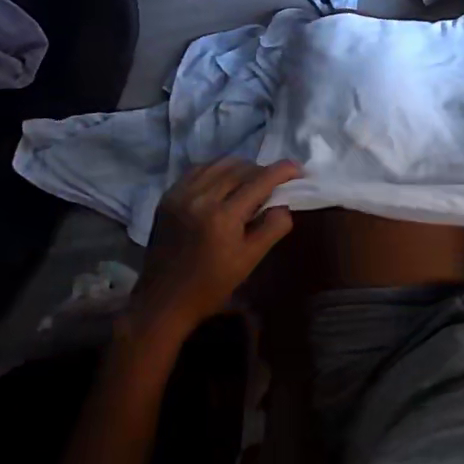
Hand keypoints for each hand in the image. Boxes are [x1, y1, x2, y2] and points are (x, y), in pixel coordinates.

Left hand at [130, 158, 301, 336]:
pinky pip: (200, 170)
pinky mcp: (168, 196)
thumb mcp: (251, 258)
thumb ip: (274, 227)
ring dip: (242, 168)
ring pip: (220, 164)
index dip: (283, 170)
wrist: (164, 300)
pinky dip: (219, 170)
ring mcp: (181, 194)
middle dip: (264, 170)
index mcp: (223, 216)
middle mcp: (200, 197)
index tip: (299, 170)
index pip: (260, 180)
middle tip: (277, 183)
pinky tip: (226, 183)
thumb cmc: (212, 284)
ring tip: (252, 182)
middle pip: (241, 168)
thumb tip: (284, 203)